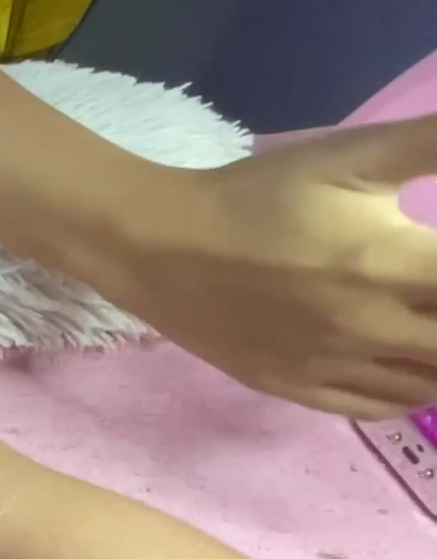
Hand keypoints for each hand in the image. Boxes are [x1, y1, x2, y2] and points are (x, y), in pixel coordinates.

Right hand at [100, 115, 436, 418]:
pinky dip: (406, 391)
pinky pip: (370, 405)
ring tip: (428, 330)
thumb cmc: (250, 196)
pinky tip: (406, 364)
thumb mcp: (354, 154)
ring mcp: (319, 362)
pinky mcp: (281, 381)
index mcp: (395, 265)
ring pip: (428, 385)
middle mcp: (366, 326)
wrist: (150, 244)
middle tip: (435, 297)